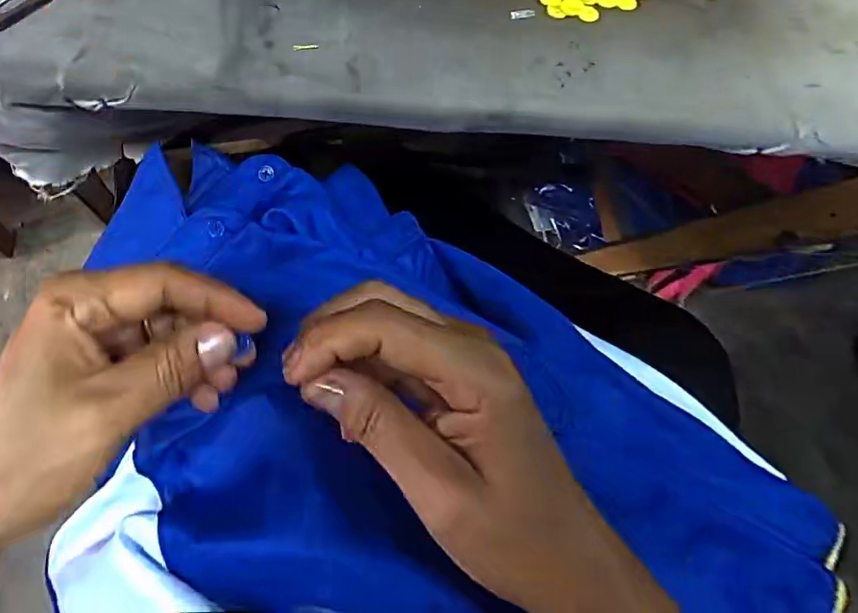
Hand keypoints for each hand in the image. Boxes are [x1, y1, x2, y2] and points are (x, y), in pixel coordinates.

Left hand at [0, 265, 266, 612]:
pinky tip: (199, 397)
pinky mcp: (92, 365)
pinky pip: (147, 358)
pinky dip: (175, 375)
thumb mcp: (107, 410)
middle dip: (206, 333)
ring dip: (194, 358)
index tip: (258, 324)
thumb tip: (230, 337)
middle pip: (165, 305)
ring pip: (161, 332)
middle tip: (243, 365)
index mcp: (78, 299)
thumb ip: (171, 367)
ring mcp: (88, 335)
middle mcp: (84, 305)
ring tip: (224, 388)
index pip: (163, 282)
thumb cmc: (28, 457)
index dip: (215, 299)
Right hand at [282, 282, 674, 612]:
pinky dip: (363, 357)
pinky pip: (401, 344)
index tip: (288, 379)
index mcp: (473, 365)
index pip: (386, 322)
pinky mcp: (459, 369)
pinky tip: (342, 393)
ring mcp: (466, 351)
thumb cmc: (510, 535)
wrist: (569, 557)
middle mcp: (469, 341)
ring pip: (390, 314)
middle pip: (386, 301)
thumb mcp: (439, 494)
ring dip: (343, 337)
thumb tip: (317, 379)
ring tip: (307, 383)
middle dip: (331, 326)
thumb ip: (379, 427)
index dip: (330, 338)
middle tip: (291, 375)